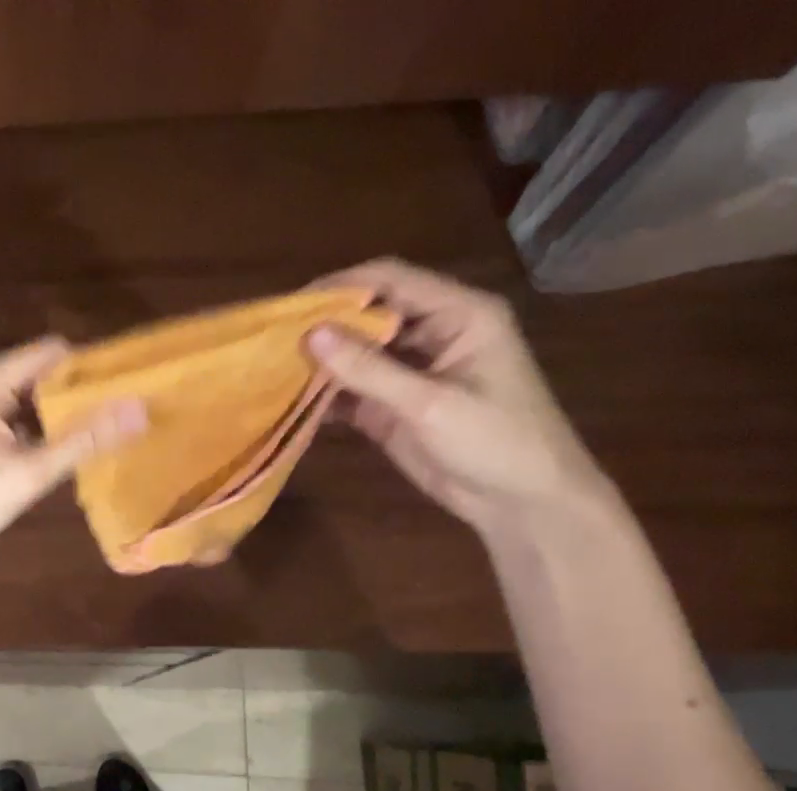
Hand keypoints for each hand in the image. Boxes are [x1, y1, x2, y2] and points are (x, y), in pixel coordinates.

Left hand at [0, 338, 146, 588]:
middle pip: (42, 371)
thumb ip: (85, 440)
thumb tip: (140, 409)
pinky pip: (18, 414)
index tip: (129, 391)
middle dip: (79, 393)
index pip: (50, 353)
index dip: (89, 369)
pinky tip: (70, 447)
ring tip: (106, 431)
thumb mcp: (29, 474)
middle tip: (124, 415)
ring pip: (32, 395)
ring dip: (63, 412)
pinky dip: (43, 427)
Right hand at [302, 258, 613, 539]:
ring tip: (271, 366)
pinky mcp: (393, 406)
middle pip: (369, 312)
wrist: (525, 504)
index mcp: (459, 315)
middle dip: (324, 323)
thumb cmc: (497, 443)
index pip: (392, 280)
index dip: (342, 286)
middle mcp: (433, 333)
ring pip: (356, 351)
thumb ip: (369, 369)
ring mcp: (412, 371)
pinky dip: (324, 394)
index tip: (292, 306)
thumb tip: (311, 333)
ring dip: (320, 359)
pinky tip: (289, 400)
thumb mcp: (431, 404)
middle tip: (272, 337)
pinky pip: (352, 390)